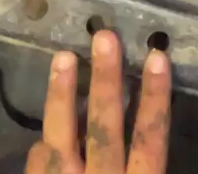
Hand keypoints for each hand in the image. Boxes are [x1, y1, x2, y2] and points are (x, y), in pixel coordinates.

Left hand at [29, 30, 171, 173]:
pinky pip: (39, 166)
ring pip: (62, 139)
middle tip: (105, 37)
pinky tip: (42, 132)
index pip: (150, 138)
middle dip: (104, 82)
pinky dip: (43, 146)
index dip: (155, 97)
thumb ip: (144, 167)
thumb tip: (144, 127)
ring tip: (63, 56)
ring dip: (62, 96)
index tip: (157, 56)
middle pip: (104, 129)